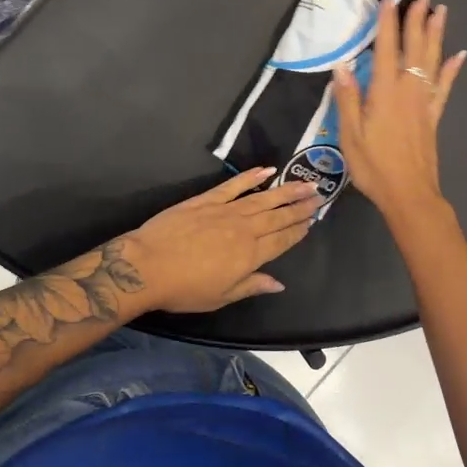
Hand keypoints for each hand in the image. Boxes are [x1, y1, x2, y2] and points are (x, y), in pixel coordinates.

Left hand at [120, 169, 322, 312]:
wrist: (148, 266)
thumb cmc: (184, 289)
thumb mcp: (221, 297)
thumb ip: (251, 285)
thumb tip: (278, 283)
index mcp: (250, 256)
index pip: (282, 240)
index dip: (298, 231)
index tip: (312, 220)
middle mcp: (244, 230)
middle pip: (277, 216)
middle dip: (299, 206)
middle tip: (318, 196)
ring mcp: (225, 211)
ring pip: (262, 198)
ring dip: (285, 190)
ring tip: (304, 182)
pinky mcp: (206, 199)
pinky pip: (234, 185)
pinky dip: (251, 177)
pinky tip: (266, 170)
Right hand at [331, 0, 466, 218]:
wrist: (409, 193)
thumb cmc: (374, 166)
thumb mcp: (350, 134)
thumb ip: (348, 99)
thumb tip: (342, 66)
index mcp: (385, 92)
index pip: (387, 48)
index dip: (388, 21)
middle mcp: (408, 90)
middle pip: (415, 48)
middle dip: (417, 19)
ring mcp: (425, 102)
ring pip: (432, 60)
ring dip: (436, 34)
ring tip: (440, 10)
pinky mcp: (434, 115)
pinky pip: (445, 86)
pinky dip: (452, 68)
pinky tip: (459, 54)